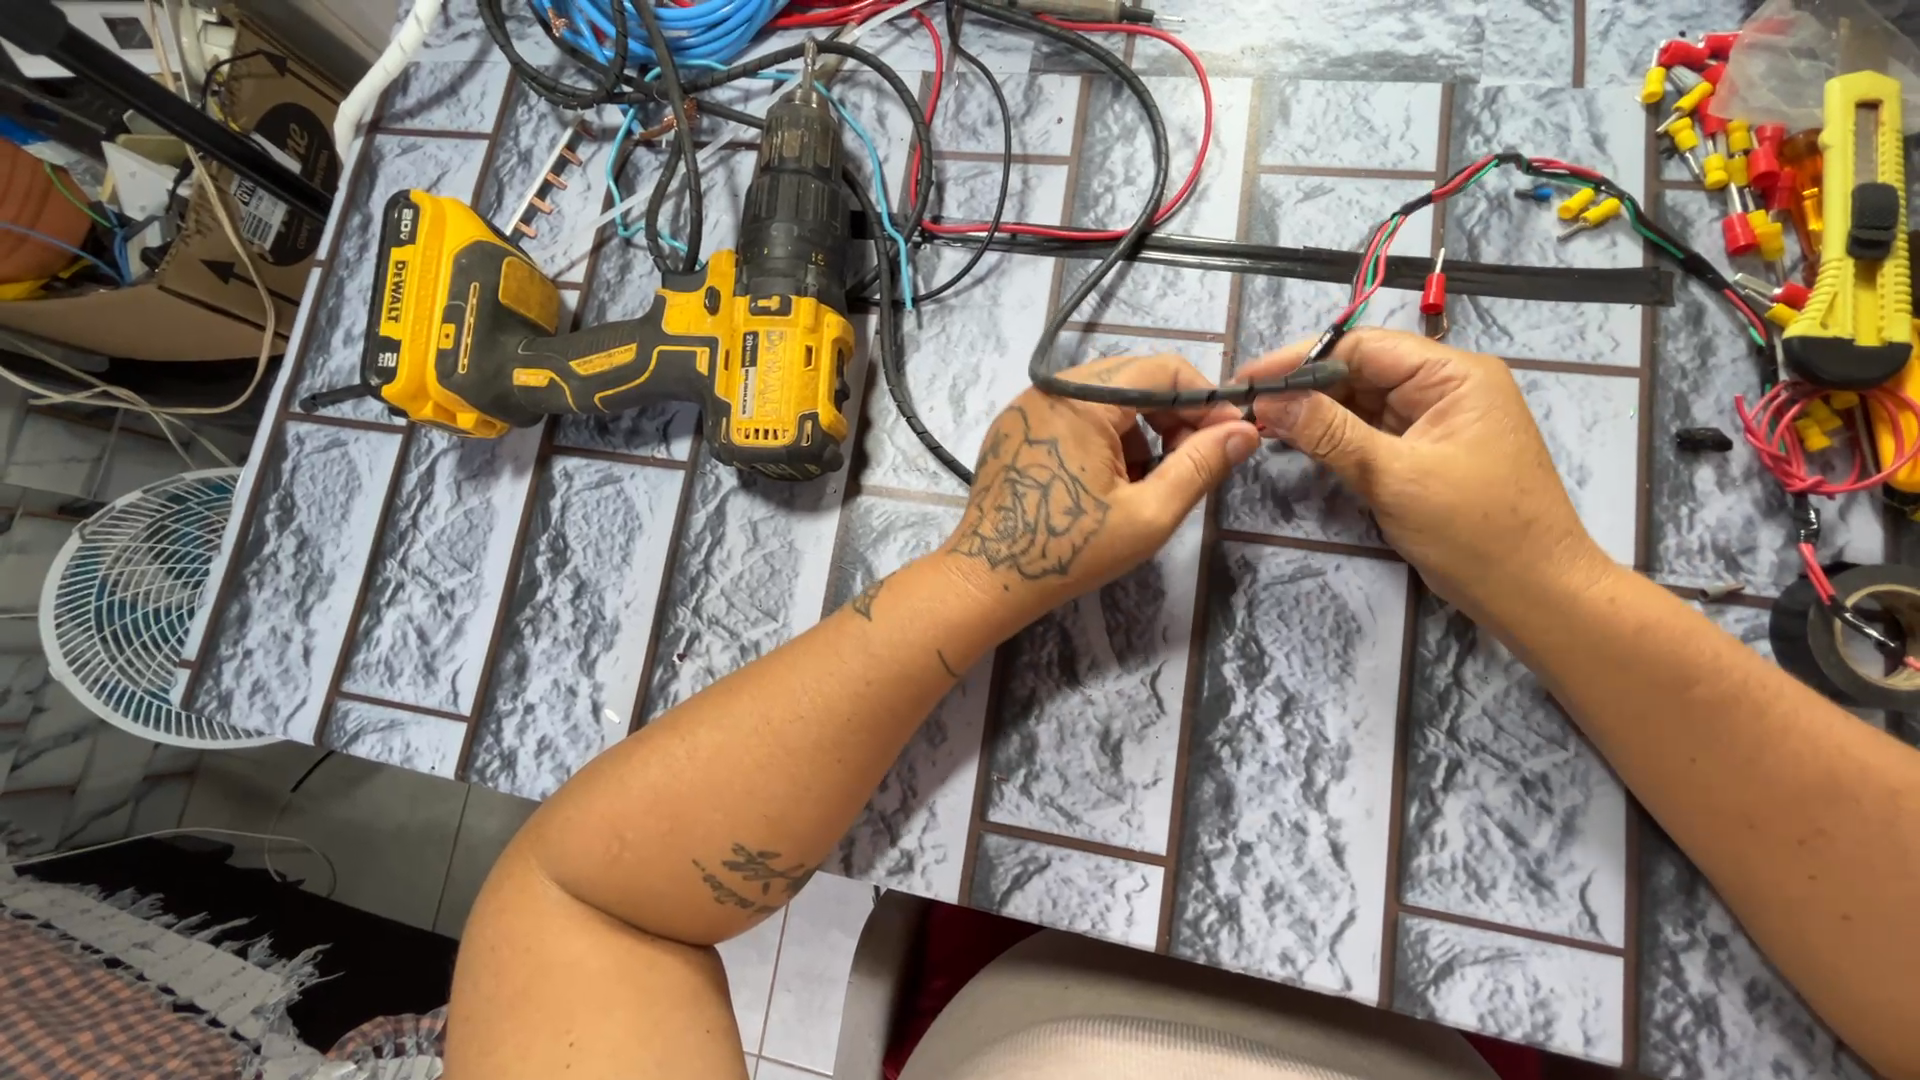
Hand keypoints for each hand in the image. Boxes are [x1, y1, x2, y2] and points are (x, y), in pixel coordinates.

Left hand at [939, 353, 1258, 623]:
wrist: (989, 578)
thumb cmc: (1070, 550)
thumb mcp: (1149, 513)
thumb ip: (1200, 466)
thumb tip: (1244, 431)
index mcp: (1082, 401)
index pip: (1162, 370)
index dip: (1203, 400)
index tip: (1226, 437)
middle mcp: (1050, 390)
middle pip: (1132, 381)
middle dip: (1171, 417)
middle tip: (1189, 462)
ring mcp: (1025, 408)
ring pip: (1103, 400)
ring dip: (1137, 431)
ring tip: (1144, 482)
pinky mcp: (1012, 429)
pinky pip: (1072, 416)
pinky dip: (1101, 439)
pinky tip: (1105, 483)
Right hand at [1236, 329, 1612, 619]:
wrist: (1532, 592)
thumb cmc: (1474, 530)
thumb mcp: (1393, 476)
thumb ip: (1328, 434)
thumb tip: (1268, 402)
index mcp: (1453, 376)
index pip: (1364, 347)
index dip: (1301, 360)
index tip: (1250, 382)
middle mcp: (1445, 388)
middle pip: (1360, 371)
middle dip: (1303, 387)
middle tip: (1247, 407)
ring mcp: (1434, 421)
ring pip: (1361, 402)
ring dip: (1314, 413)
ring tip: (1261, 424)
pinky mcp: (1423, 453)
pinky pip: (1369, 431)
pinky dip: (1332, 436)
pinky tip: (1297, 442)